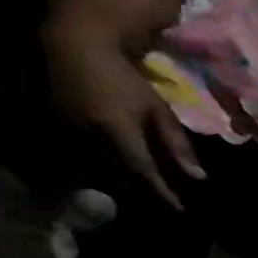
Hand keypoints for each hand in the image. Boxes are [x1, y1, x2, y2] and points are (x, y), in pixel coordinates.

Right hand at [52, 49, 203, 209]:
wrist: (74, 48)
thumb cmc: (125, 79)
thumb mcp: (158, 110)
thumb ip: (177, 143)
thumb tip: (199, 176)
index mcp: (117, 129)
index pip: (144, 170)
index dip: (162, 192)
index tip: (180, 209)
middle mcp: (89, 135)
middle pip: (121, 174)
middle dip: (145, 191)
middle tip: (168, 203)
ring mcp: (69, 132)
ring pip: (102, 169)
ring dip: (126, 184)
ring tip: (150, 195)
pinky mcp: (58, 128)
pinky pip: (87, 157)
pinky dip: (108, 169)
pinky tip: (123, 174)